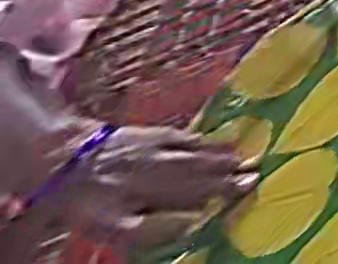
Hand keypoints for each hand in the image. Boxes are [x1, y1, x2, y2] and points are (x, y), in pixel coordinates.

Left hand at [33, 123, 254, 246]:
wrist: (61, 159)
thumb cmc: (71, 200)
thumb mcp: (83, 222)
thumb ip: (125, 225)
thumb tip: (181, 223)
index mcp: (102, 217)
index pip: (140, 228)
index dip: (172, 225)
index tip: (200, 221)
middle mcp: (127, 188)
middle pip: (179, 189)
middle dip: (217, 186)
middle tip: (251, 182)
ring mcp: (147, 158)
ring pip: (190, 162)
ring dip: (221, 164)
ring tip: (247, 165)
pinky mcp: (158, 136)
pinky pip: (190, 141)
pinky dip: (212, 145)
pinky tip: (230, 146)